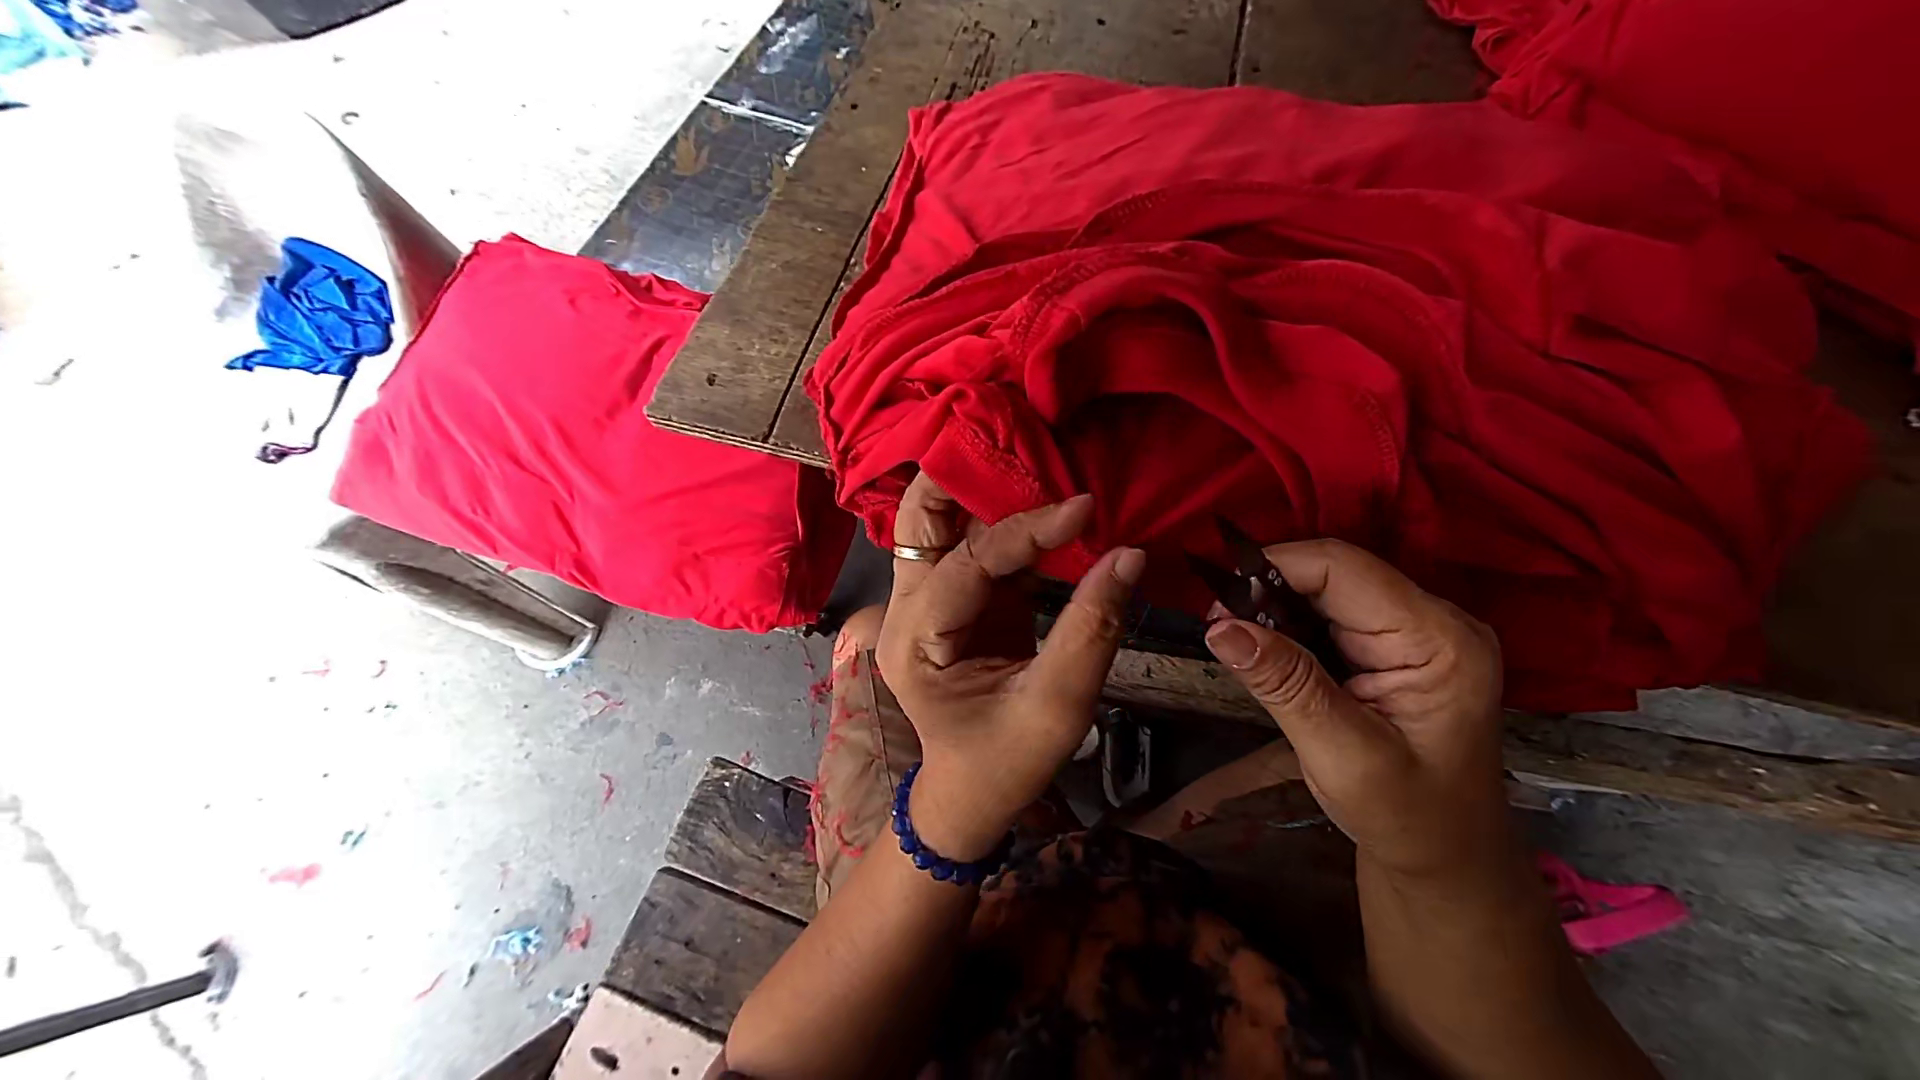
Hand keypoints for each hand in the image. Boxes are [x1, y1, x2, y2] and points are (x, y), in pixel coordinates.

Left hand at [877, 474, 1144, 860]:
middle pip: (919, 520)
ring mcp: (929, 602)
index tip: (1084, 507)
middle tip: (1020, 444)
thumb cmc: (1006, 763)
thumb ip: (1091, 629)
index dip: (1025, 530)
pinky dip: (1011, 524)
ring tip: (1038, 463)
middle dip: (962, 478)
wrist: (972, 795)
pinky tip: (1049, 507)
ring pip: (943, 525)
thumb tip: (1128, 554)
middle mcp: (908, 610)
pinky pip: (978, 547)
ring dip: (986, 492)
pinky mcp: (960, 601)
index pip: (967, 565)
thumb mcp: (1056, 706)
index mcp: (916, 640)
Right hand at [1203, 540, 1512, 880]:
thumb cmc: (1408, 817)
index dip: (1273, 570)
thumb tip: (1220, 628)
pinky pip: (1329, 611)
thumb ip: (1285, 685)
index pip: (1342, 568)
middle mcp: (1433, 619)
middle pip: (1333, 572)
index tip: (1218, 608)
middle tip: (1221, 630)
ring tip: (1239, 643)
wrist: (1447, 855)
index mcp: (1438, 639)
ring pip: (1326, 588)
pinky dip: (1289, 625)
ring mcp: (1416, 629)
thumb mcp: (1341, 755)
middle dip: (1268, 591)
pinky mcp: (1395, 642)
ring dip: (1274, 608)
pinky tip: (1269, 654)